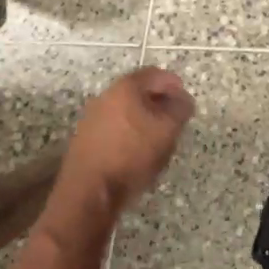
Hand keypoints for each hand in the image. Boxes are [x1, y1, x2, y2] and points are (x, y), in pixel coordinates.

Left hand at [50, 67, 195, 218]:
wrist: (88, 193)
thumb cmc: (132, 154)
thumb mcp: (168, 130)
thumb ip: (180, 109)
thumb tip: (183, 100)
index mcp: (125, 88)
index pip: (154, 74)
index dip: (173, 84)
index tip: (184, 101)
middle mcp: (105, 97)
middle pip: (137, 92)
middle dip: (158, 103)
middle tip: (174, 119)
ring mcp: (91, 119)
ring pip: (125, 111)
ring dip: (143, 120)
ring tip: (157, 139)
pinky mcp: (84, 141)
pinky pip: (113, 128)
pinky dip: (128, 134)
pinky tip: (136, 153)